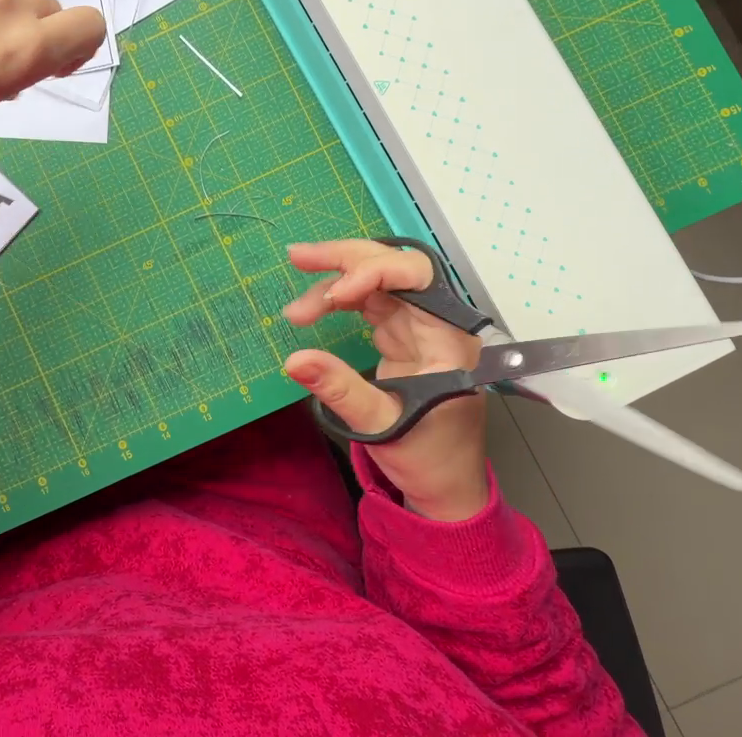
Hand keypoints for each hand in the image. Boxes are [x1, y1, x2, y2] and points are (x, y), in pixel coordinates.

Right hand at [281, 240, 489, 520]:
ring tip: (296, 306)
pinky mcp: (402, 335)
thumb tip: (294, 359)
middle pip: (394, 266)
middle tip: (296, 257)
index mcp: (446, 337)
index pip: (417, 277)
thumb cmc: (427, 457)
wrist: (446, 484)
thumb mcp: (381, 425)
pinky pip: (370, 301)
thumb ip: (340, 389)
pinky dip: (338, 299)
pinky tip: (314, 306)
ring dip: (334, 281)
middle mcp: (437, 322)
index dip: (372, 273)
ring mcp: (419, 327)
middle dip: (345, 258)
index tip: (332, 297)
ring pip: (377, 280)